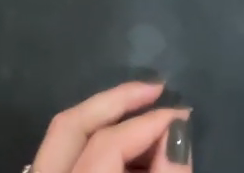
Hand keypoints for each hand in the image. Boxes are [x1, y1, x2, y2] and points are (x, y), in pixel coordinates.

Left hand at [30, 80, 191, 172]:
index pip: (109, 141)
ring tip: (145, 112)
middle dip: (117, 99)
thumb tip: (176, 131)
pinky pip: (58, 157)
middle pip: (72, 124)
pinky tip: (121, 146)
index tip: (185, 116)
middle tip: (157, 87)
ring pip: (62, 136)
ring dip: (105, 117)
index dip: (152, 123)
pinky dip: (90, 142)